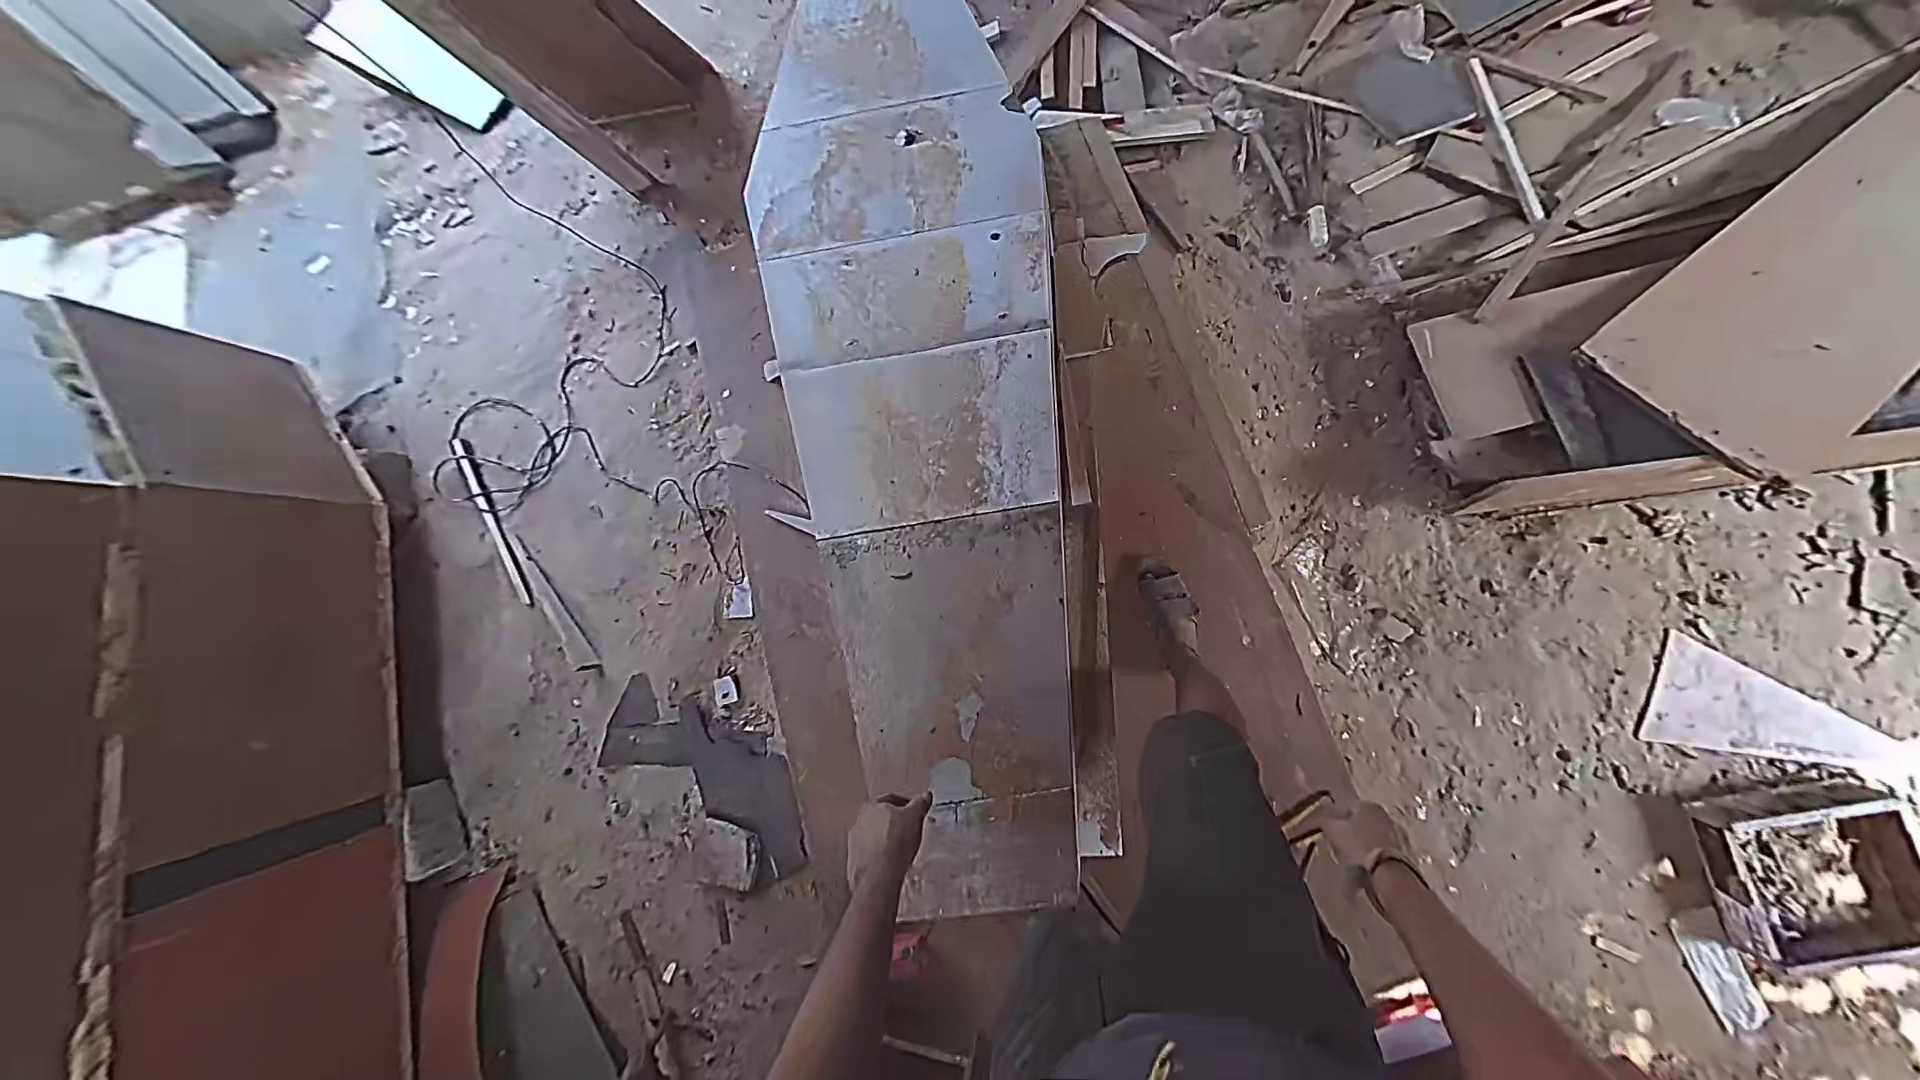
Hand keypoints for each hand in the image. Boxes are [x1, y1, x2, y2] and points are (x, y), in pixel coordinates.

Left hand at [846, 792, 931, 893]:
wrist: (880, 874)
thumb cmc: (894, 843)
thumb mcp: (915, 817)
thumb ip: (920, 804)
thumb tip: (924, 797)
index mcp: (871, 806)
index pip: (891, 799)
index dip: (906, 805)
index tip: (914, 810)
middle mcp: (859, 822)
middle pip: (881, 817)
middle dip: (895, 822)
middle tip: (909, 828)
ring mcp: (856, 842)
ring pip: (875, 836)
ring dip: (887, 839)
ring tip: (902, 848)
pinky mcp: (856, 861)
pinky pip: (872, 853)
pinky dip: (881, 855)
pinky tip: (892, 861)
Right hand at [1320, 800, 1410, 871]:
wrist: (1389, 874)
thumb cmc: (1357, 845)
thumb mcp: (1332, 830)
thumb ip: (1324, 819)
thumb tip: (1320, 815)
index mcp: (1367, 805)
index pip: (1345, 806)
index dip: (1334, 818)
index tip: (1327, 830)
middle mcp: (1385, 815)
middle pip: (1361, 821)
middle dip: (1350, 830)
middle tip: (1338, 843)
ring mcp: (1397, 834)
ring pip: (1372, 835)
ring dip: (1363, 842)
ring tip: (1352, 856)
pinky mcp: (1405, 852)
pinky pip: (1381, 849)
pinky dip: (1373, 853)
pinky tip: (1366, 863)